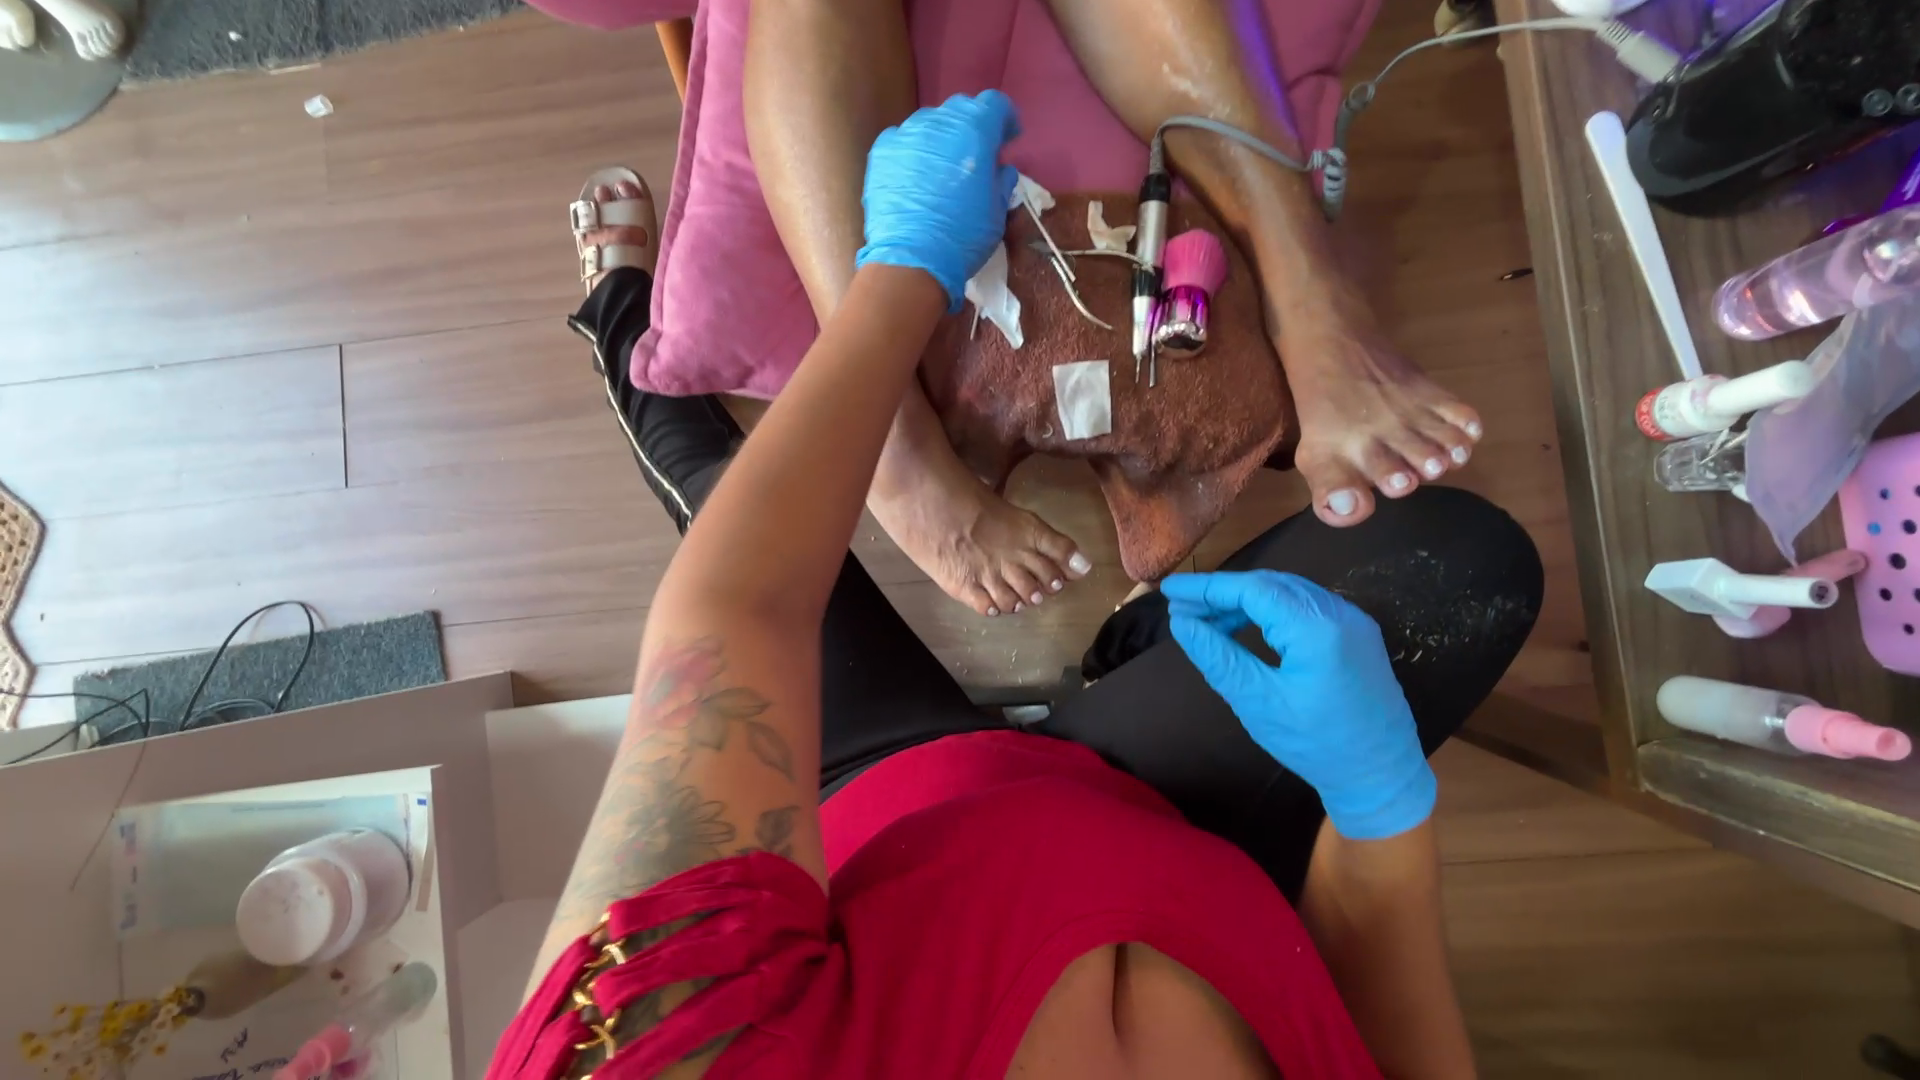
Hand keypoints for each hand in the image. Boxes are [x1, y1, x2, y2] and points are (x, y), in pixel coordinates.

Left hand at [856, 90, 1020, 311]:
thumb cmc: (963, 238)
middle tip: (974, 157)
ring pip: (930, 125)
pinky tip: (914, 179)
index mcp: (975, 131)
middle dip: (972, 128)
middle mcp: (940, 122)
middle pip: (961, 110)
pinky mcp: (882, 152)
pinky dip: (914, 154)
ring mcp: (907, 134)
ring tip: (941, 171)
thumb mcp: (997, 213)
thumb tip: (1000, 168)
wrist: (912, 260)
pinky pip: (903, 142)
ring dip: (942, 141)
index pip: (995, 105)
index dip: (1005, 119)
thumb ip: (1001, 182)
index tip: (1007, 139)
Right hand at [1162, 570, 1433, 839]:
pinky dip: (1269, 608)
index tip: (1169, 592)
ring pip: (1287, 591)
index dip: (1207, 587)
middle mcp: (1340, 613)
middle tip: (1183, 608)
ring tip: (1207, 619)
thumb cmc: (1316, 745)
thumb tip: (1181, 621)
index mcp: (1317, 629)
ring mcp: (1354, 620)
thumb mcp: (1257, 702)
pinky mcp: (1357, 633)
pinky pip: (1305, 605)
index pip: (1252, 589)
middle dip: (1222, 592)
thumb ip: (1218, 656)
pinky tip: (1245, 625)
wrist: (1381, 777)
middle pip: (1269, 584)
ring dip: (1244, 599)